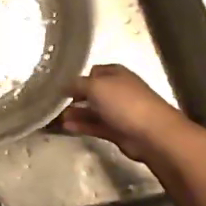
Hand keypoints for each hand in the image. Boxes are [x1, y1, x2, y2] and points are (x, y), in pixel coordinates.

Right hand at [59, 64, 191, 163]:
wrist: (151, 133)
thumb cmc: (124, 102)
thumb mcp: (96, 86)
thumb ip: (77, 84)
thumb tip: (64, 85)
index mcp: (116, 74)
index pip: (94, 71)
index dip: (79, 78)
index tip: (61, 86)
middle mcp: (118, 91)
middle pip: (93, 92)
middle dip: (75, 97)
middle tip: (55, 104)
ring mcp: (119, 112)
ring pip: (93, 111)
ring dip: (76, 113)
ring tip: (57, 117)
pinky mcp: (118, 131)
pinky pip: (96, 126)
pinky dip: (82, 126)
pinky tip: (66, 127)